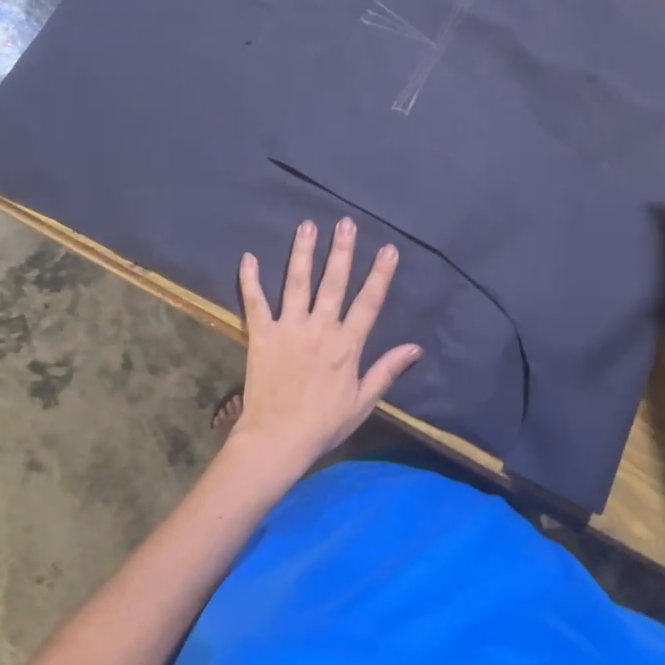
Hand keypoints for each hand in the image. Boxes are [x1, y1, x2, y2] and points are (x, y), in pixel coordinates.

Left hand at [231, 218, 420, 474]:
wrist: (277, 440)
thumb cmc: (324, 425)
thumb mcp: (363, 402)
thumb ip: (387, 371)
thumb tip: (416, 348)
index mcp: (347, 346)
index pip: (369, 303)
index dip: (380, 275)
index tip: (389, 250)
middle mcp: (320, 329)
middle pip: (334, 283)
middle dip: (342, 251)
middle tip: (346, 223)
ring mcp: (289, 329)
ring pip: (297, 283)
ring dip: (302, 252)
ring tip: (307, 226)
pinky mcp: (261, 335)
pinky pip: (255, 303)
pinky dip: (250, 280)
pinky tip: (248, 257)